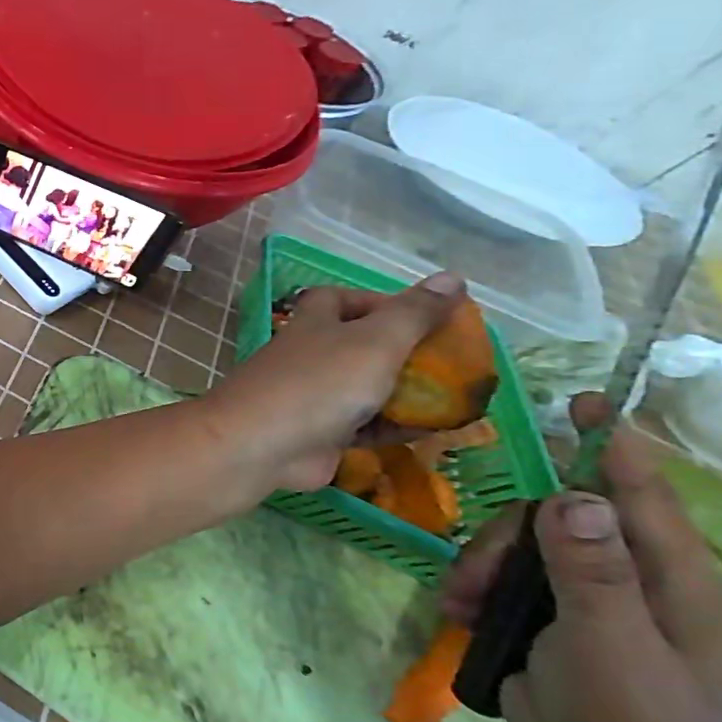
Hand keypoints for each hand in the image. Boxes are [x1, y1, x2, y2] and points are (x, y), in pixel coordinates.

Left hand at [206, 272, 465, 493]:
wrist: (260, 444)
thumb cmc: (318, 382)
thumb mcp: (375, 340)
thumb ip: (413, 313)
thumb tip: (451, 277)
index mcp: (312, 324)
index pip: (337, 298)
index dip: (377, 300)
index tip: (424, 313)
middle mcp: (308, 355)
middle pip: (356, 344)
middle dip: (402, 350)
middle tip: (453, 361)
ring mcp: (311, 395)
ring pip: (364, 387)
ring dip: (406, 392)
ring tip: (461, 397)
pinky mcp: (320, 433)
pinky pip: (366, 426)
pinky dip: (397, 427)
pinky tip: (438, 430)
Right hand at [445, 398, 721, 721]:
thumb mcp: (610, 647)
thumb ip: (594, 572)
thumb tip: (577, 495)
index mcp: (676, 584)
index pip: (643, 497)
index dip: (615, 446)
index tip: (587, 400)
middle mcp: (635, 581)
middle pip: (557, 519)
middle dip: (505, 538)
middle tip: (473, 575)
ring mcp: (590, 601)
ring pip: (522, 546)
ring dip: (481, 566)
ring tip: (458, 603)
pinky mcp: (550, 618)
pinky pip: (504, 576)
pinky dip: (474, 587)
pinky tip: (459, 611)